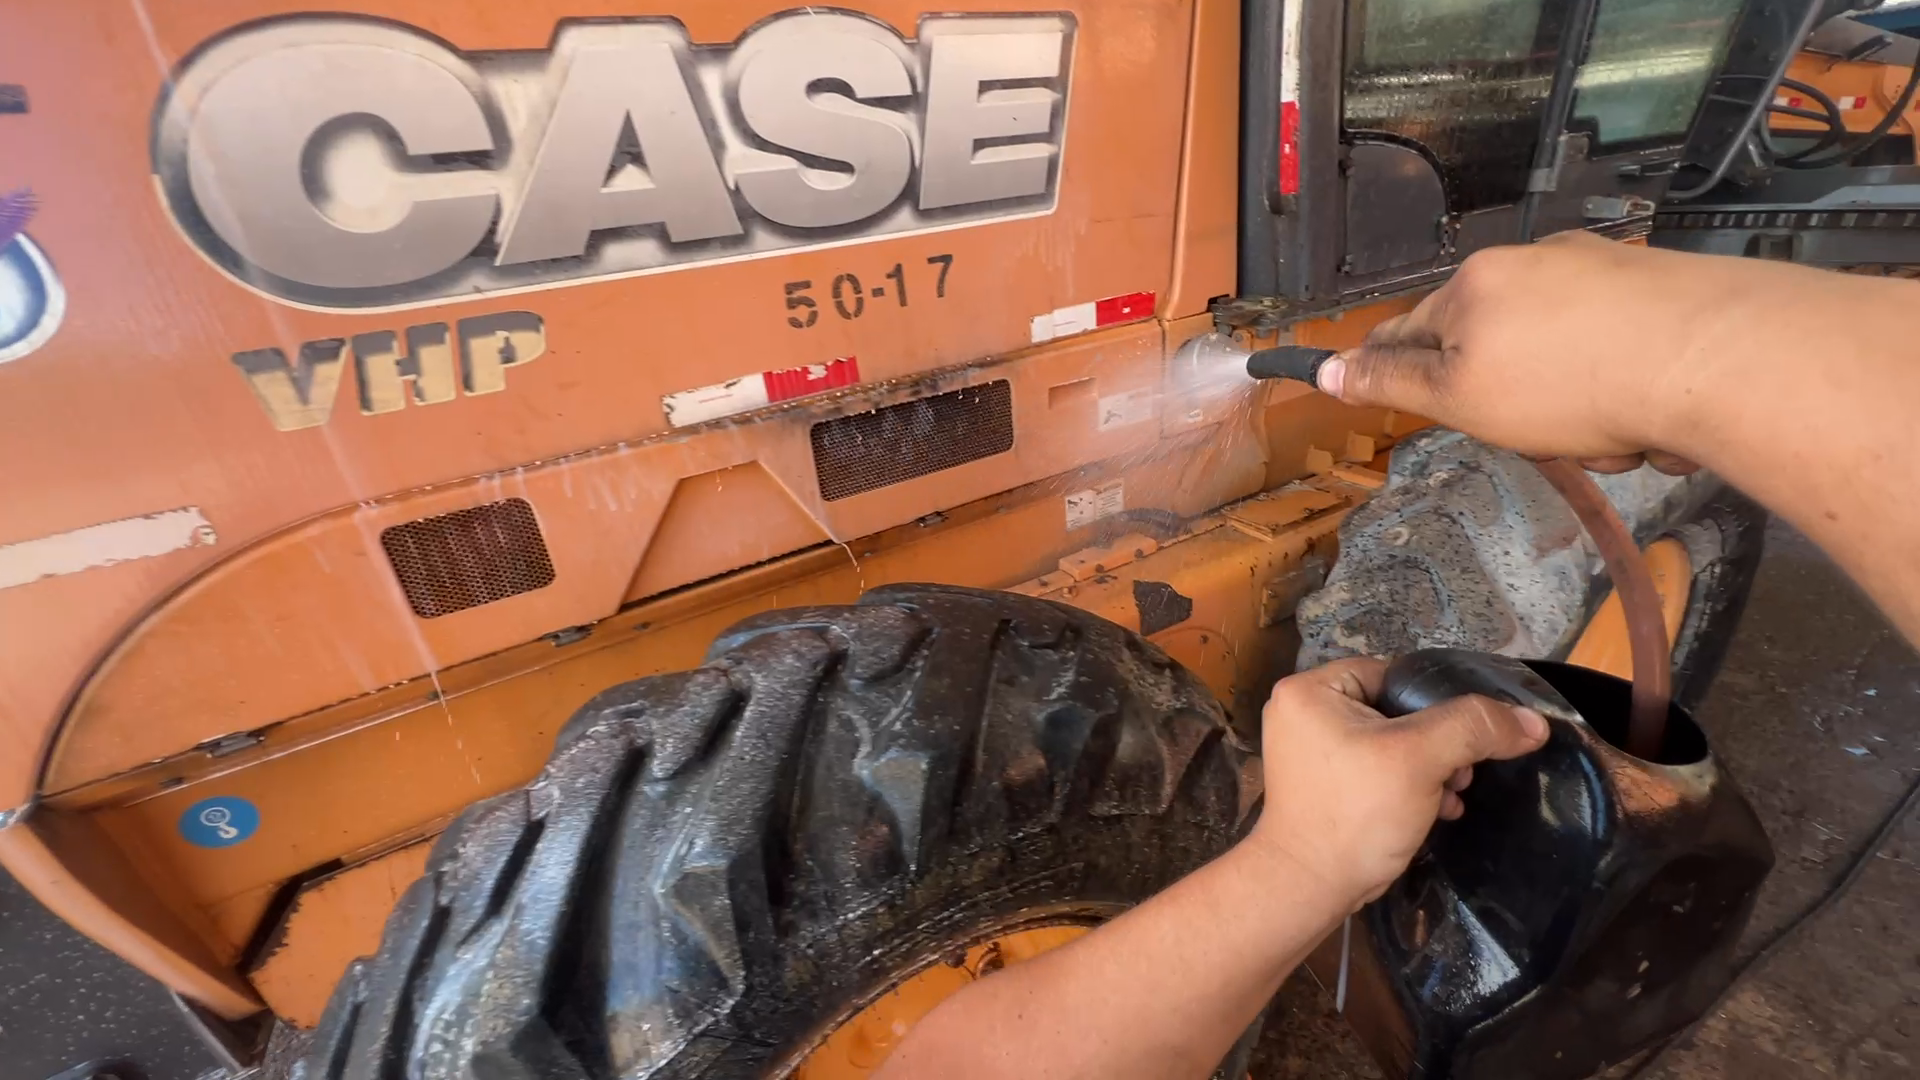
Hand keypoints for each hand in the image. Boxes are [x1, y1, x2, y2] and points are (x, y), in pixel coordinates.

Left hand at [1248, 658, 1548, 906]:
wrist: (1313, 882)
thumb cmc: (1357, 810)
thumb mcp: (1420, 758)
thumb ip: (1473, 729)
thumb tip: (1532, 719)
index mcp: (1307, 690)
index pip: (1387, 673)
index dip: (1431, 700)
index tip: (1468, 733)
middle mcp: (1299, 710)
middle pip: (1391, 709)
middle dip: (1435, 742)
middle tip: (1461, 772)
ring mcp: (1307, 747)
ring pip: (1388, 741)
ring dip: (1428, 766)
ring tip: (1452, 793)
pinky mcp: (1321, 780)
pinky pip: (1374, 767)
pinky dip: (1407, 783)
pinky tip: (1438, 808)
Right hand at [1316, 232, 1787, 469]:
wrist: (1729, 360)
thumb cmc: (1565, 385)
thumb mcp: (1455, 398)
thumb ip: (1386, 384)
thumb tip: (1323, 372)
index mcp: (1473, 286)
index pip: (1404, 332)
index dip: (1389, 370)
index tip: (1388, 396)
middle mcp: (1532, 262)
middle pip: (1484, 345)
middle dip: (1500, 397)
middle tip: (1531, 434)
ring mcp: (1600, 267)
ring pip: (1549, 351)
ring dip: (1562, 403)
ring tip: (1604, 435)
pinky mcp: (1660, 283)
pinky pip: (1607, 343)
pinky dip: (1613, 381)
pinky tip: (1643, 412)